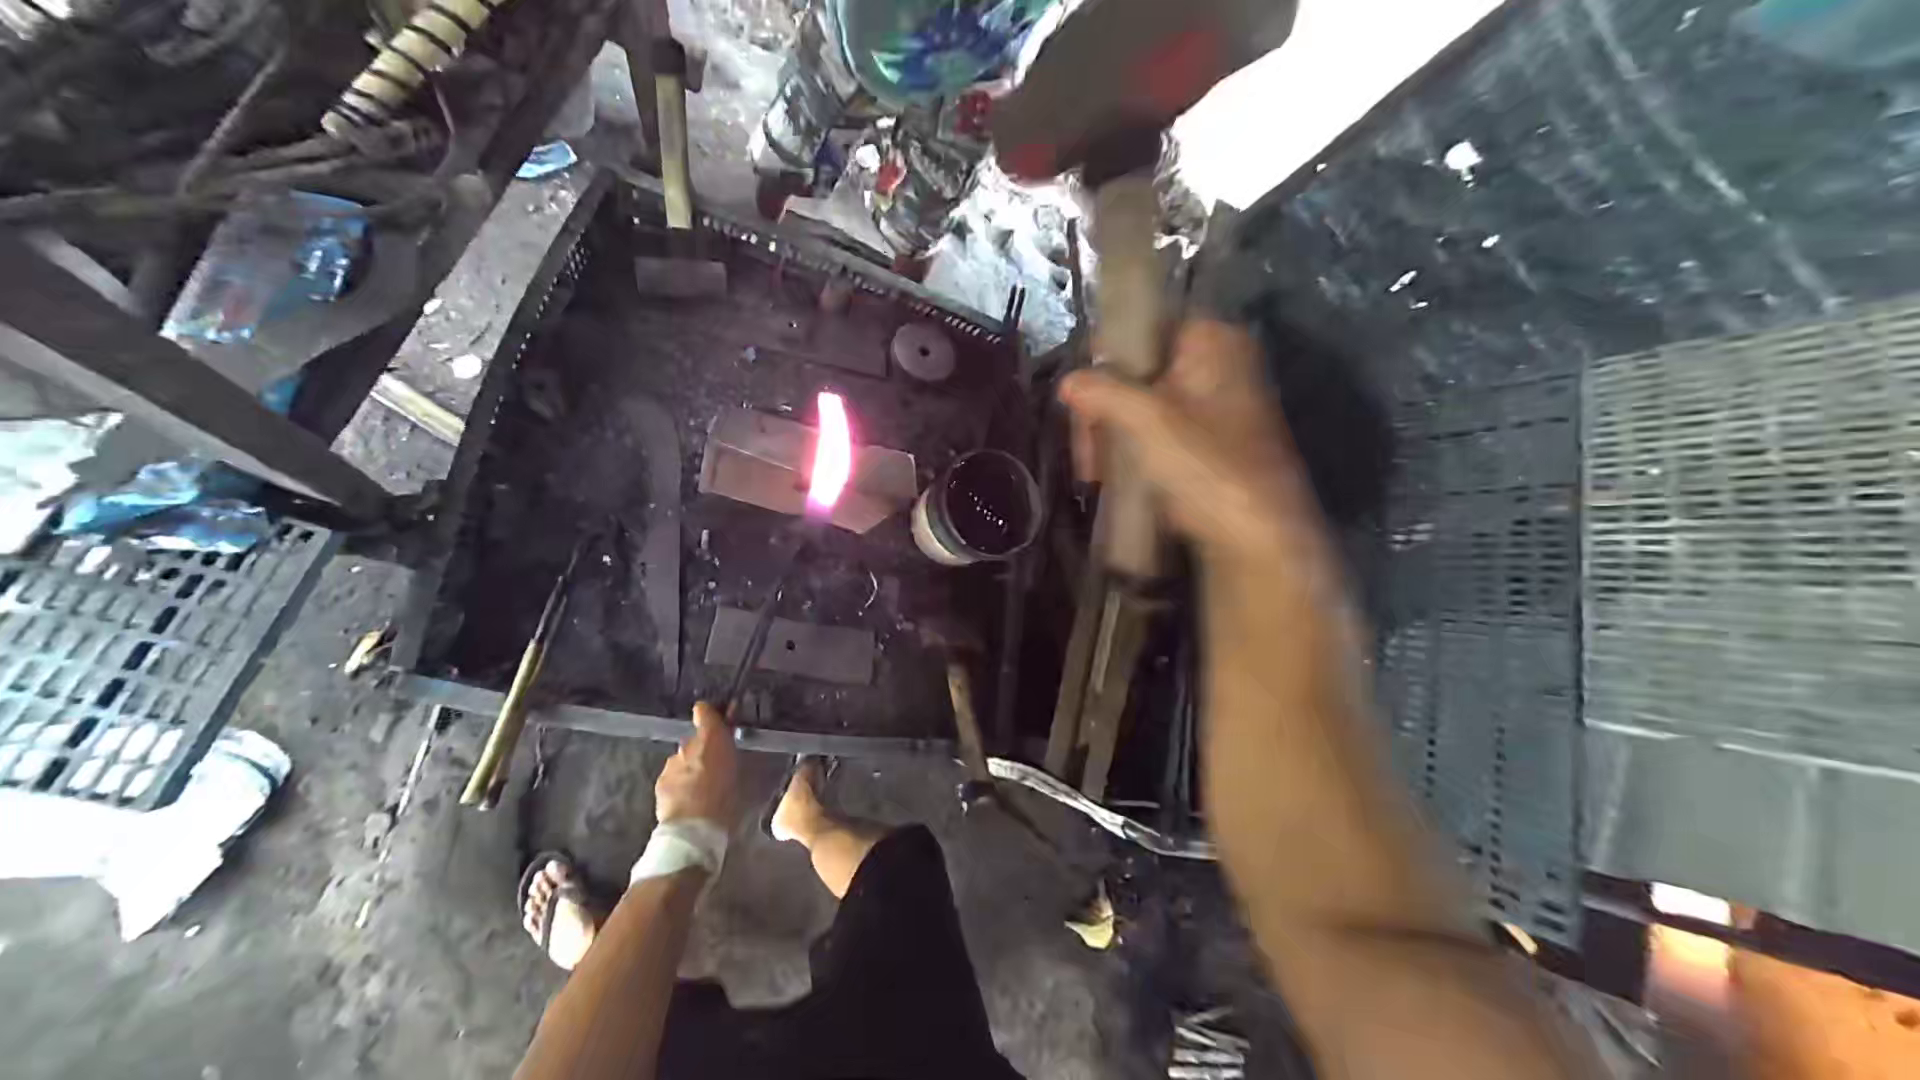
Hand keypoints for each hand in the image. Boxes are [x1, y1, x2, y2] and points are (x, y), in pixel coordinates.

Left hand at [654, 702, 738, 826]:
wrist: (694, 829)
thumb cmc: (726, 798)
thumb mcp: (739, 771)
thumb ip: (731, 750)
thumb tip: (729, 740)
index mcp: (711, 738)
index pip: (703, 710)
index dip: (709, 714)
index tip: (717, 722)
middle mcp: (687, 745)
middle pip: (694, 740)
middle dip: (702, 750)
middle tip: (715, 767)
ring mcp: (671, 764)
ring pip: (682, 760)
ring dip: (690, 768)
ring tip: (700, 788)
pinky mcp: (660, 783)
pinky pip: (673, 776)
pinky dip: (679, 783)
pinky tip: (687, 800)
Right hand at [1058, 319, 1327, 572]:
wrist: (1259, 540)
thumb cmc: (1207, 466)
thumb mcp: (1147, 421)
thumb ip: (1103, 392)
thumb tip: (1067, 380)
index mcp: (1215, 342)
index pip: (1145, 327)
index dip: (1106, 359)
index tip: (1079, 399)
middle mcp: (1219, 367)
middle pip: (1139, 372)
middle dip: (1104, 410)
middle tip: (1087, 453)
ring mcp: (1216, 410)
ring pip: (1144, 408)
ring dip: (1112, 437)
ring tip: (1095, 474)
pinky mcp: (1210, 448)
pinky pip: (1158, 436)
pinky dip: (1133, 453)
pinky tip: (1112, 479)